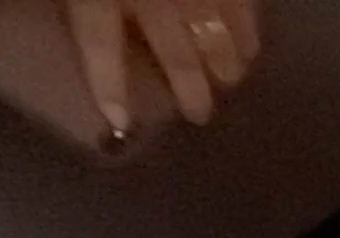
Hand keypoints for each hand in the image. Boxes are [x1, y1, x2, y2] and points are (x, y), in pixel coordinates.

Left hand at [65, 0, 258, 126]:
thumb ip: (90, 0)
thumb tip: (92, 21)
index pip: (101, 45)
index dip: (109, 85)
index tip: (119, 123)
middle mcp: (158, 4)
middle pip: (179, 61)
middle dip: (191, 94)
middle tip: (198, 115)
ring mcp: (204, 0)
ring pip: (221, 51)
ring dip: (225, 73)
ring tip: (225, 82)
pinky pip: (248, 27)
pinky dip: (249, 45)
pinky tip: (248, 53)